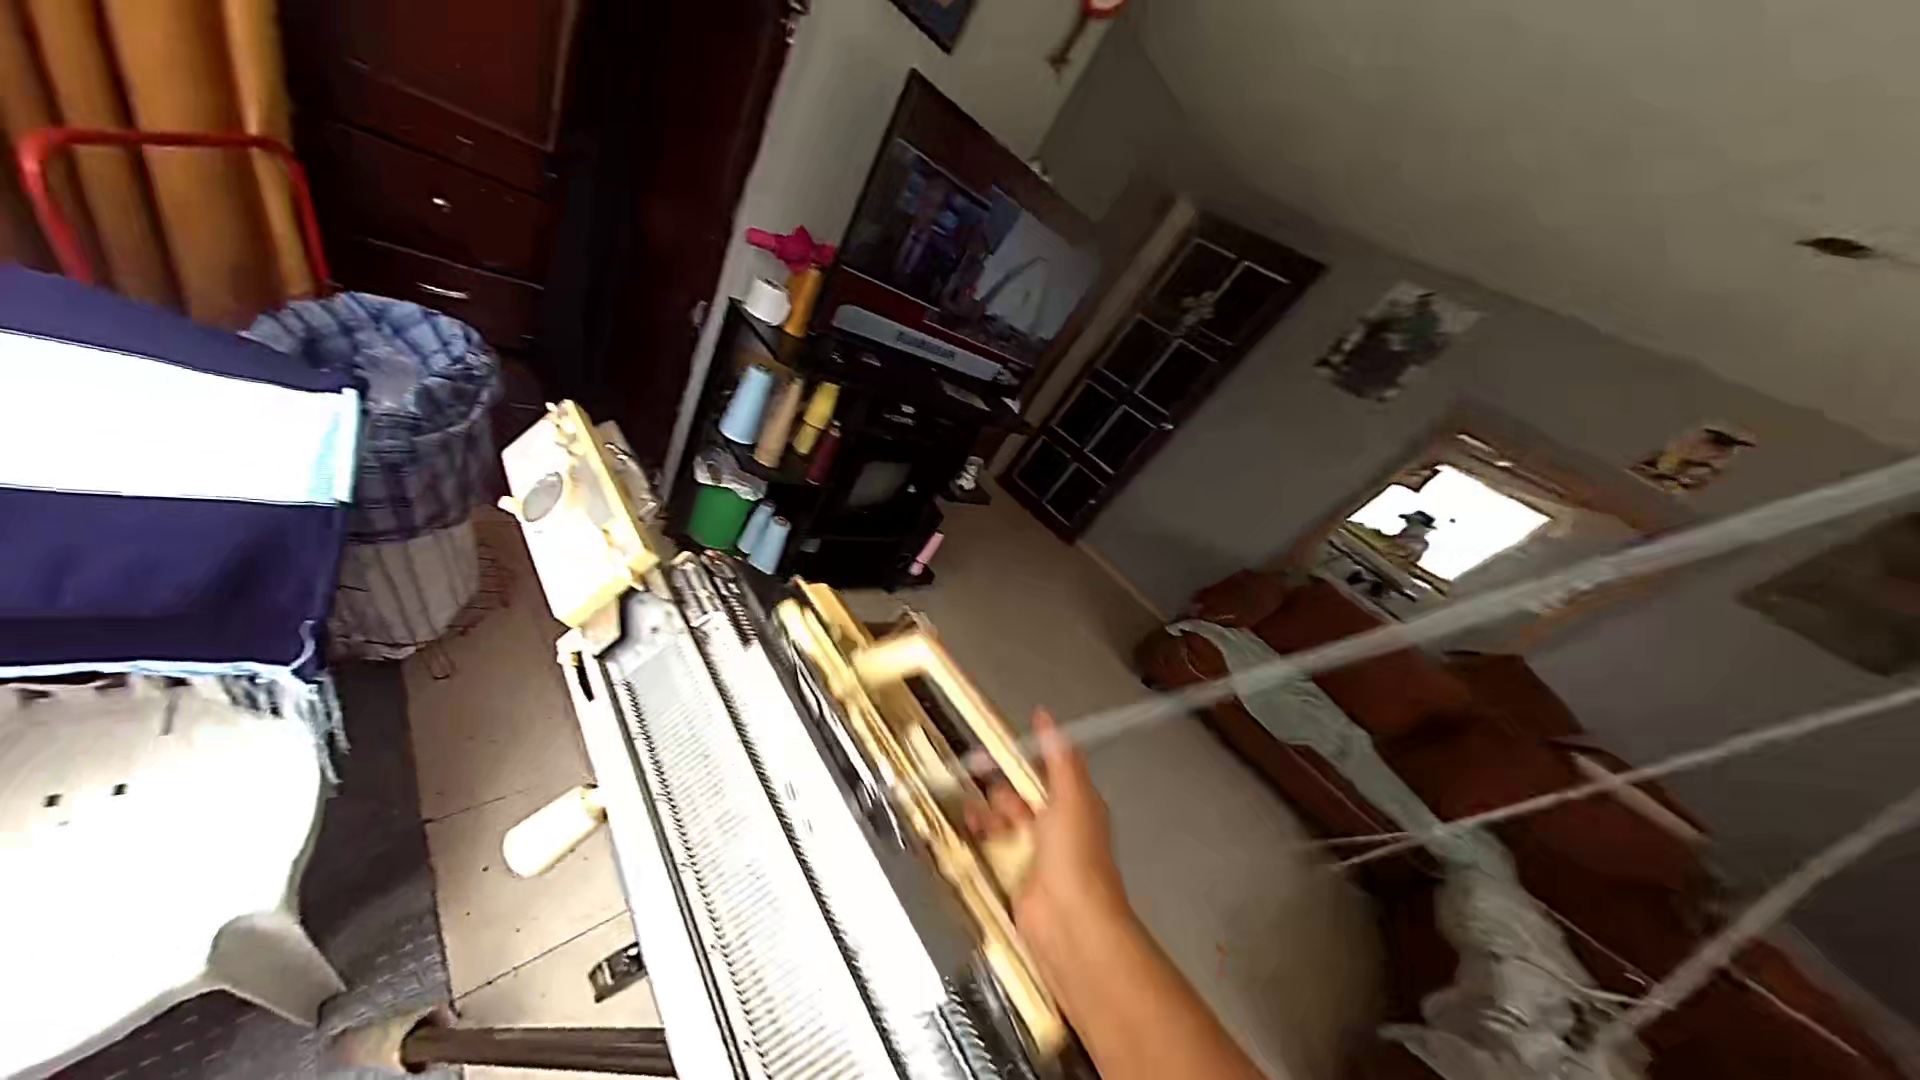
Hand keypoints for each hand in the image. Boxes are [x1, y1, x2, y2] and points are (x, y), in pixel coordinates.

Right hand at [966, 710, 1130, 975]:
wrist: (1070, 923)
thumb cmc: (1076, 855)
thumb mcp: (1071, 794)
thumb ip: (1058, 755)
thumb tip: (1046, 717)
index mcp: (1075, 802)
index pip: (1046, 769)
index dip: (1022, 756)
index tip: (995, 748)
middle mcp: (1057, 825)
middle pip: (1020, 794)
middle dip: (999, 787)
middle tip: (978, 784)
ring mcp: (1035, 852)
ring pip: (1003, 820)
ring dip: (987, 812)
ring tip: (973, 813)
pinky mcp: (1015, 874)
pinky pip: (993, 846)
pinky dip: (981, 837)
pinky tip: (970, 831)